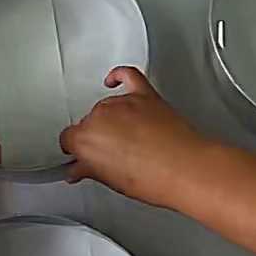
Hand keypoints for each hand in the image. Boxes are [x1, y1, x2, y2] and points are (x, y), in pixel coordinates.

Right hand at [60, 67, 221, 207]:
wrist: (187, 170)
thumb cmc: (151, 178)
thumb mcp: (110, 180)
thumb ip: (88, 169)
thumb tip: (80, 168)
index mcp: (83, 138)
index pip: (69, 139)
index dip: (75, 148)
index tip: (82, 154)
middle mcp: (98, 116)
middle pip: (88, 121)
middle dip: (96, 135)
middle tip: (109, 151)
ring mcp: (121, 103)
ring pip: (106, 105)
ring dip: (110, 116)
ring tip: (125, 134)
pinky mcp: (143, 95)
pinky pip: (127, 76)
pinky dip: (118, 76)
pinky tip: (113, 80)